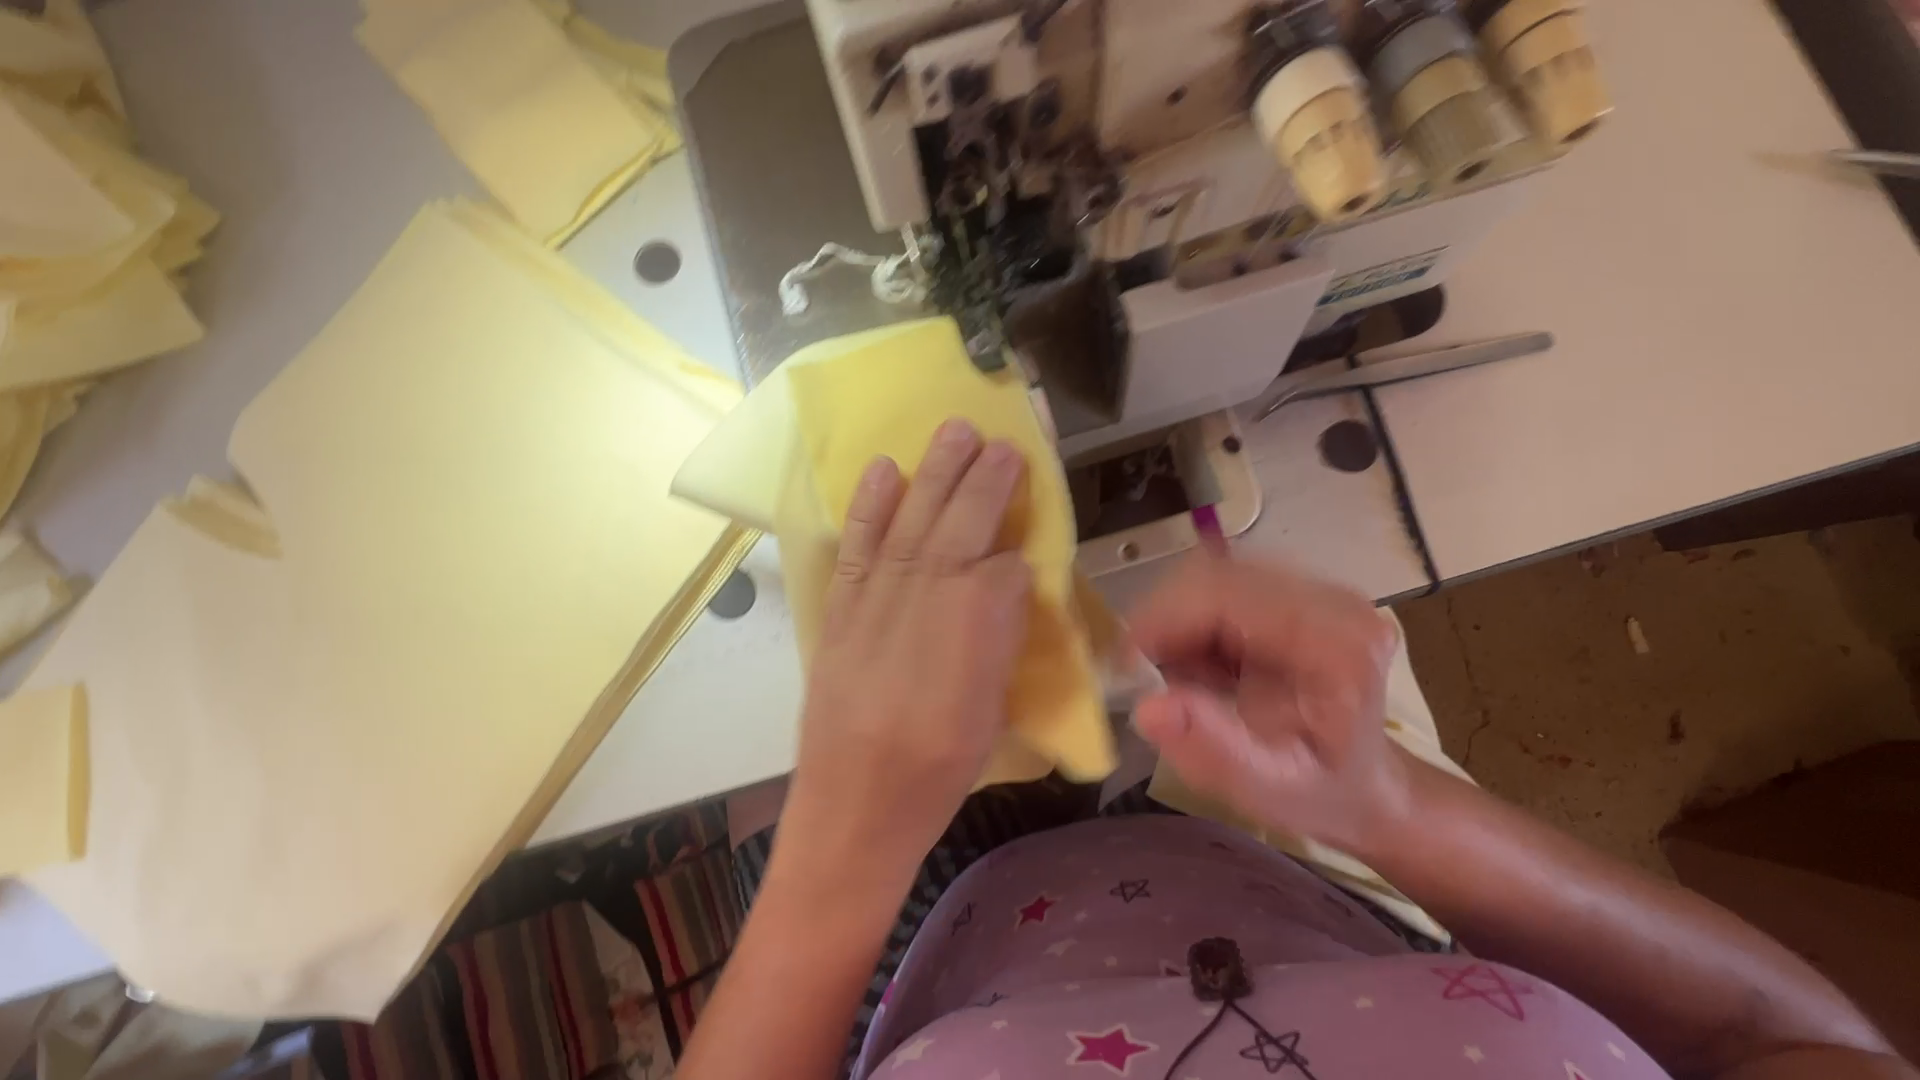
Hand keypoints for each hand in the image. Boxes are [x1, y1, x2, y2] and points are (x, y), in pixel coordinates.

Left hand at [778, 419, 1032, 883]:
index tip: (1027, 526)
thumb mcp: (992, 708)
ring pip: (913, 520)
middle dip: (985, 480)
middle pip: (962, 524)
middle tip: (1001, 441)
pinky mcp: (843, 606)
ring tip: (953, 431)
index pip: (1004, 565)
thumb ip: (999, 636)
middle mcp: (930, 597)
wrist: (855, 803)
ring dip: (934, 472)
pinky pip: (859, 543)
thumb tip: (1006, 584)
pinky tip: (884, 470)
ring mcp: (880, 597)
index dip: (1018, 547)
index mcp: (978, 624)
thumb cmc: (938, 768)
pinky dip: (870, 505)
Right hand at [1128, 556, 1410, 851]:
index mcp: (1336, 643)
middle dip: (1165, 622)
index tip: (1126, 668)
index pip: (1227, 596)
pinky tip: (1202, 667)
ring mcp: (1317, 590)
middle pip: (1215, 576)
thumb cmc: (1322, 793)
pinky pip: (1222, 586)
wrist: (1366, 785)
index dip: (1163, 620)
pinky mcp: (1297, 591)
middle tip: (1145, 678)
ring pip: (1211, 576)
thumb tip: (1147, 708)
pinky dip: (1193, 623)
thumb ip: (1211, 748)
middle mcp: (1333, 601)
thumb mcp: (1267, 789)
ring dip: (1177, 623)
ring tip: (1180, 679)